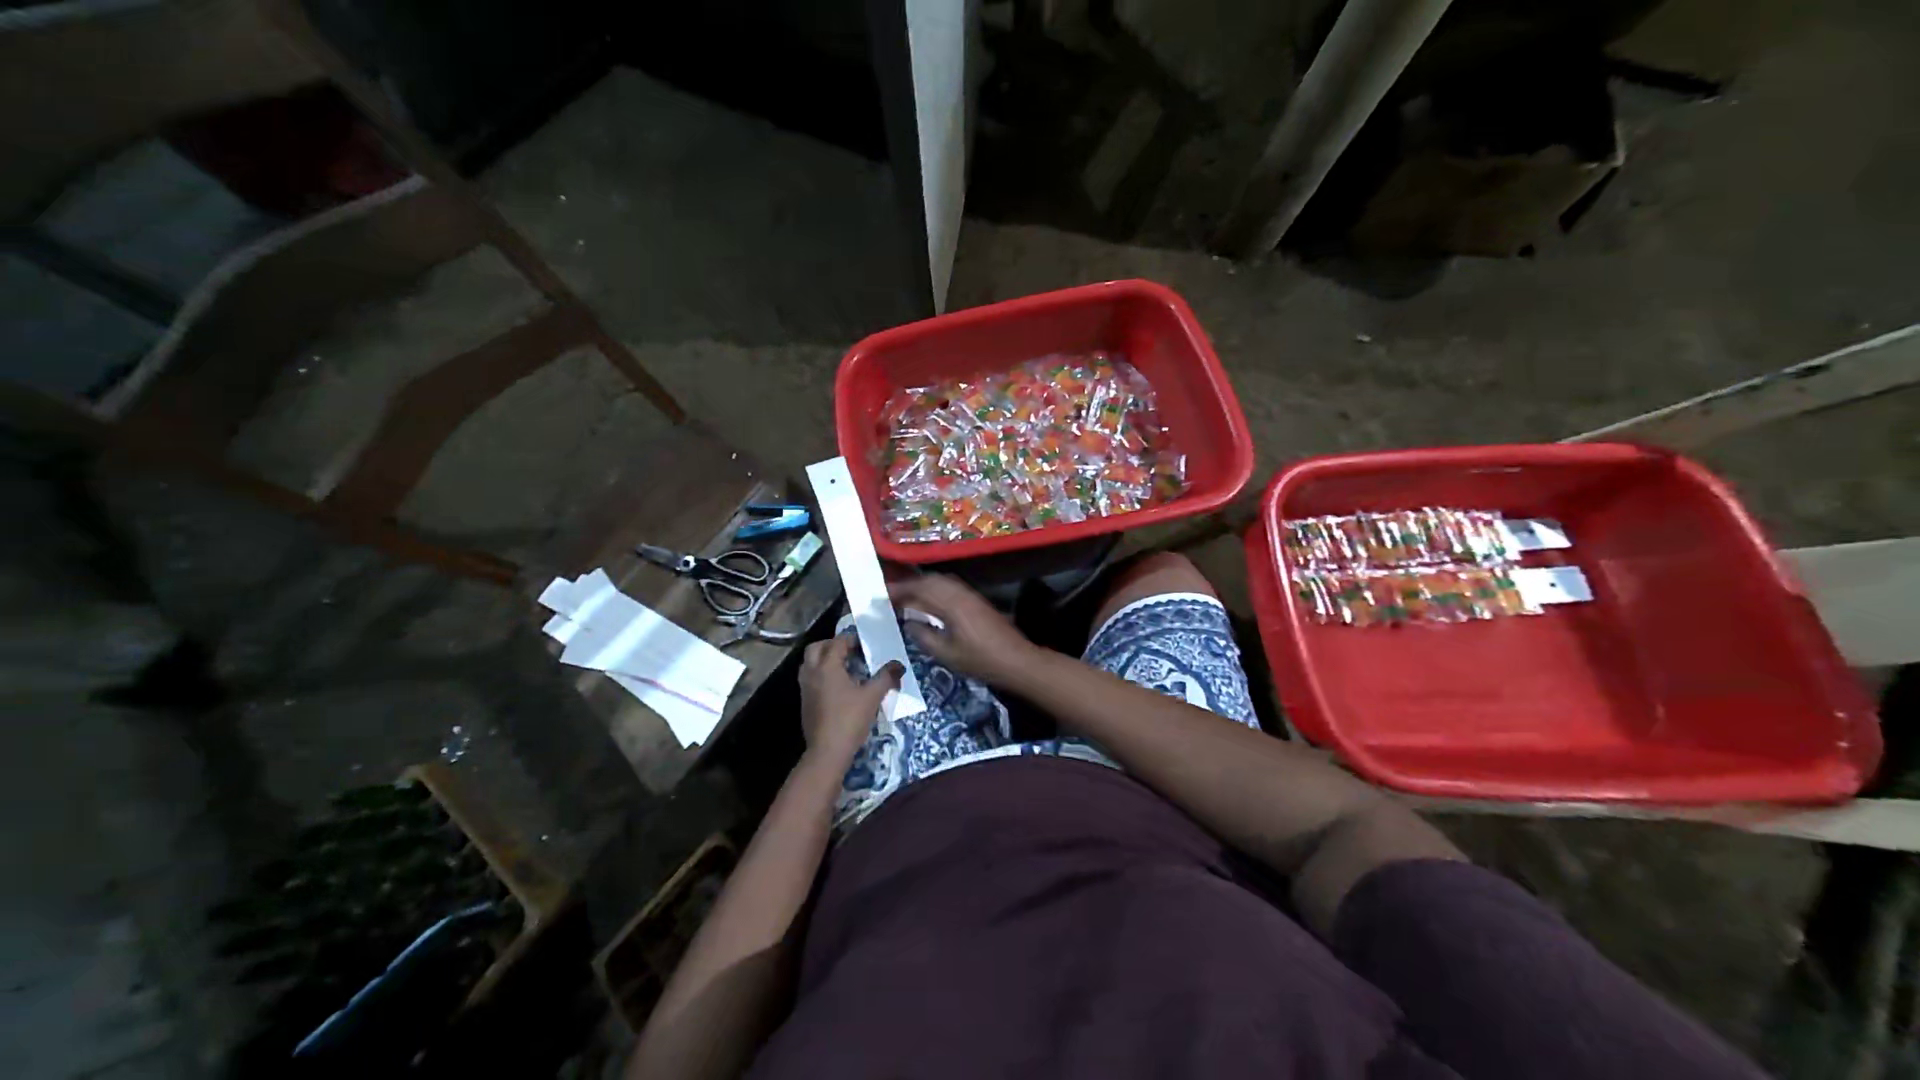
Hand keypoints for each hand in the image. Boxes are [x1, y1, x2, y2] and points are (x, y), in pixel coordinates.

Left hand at [799, 636, 902, 762]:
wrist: (827, 751)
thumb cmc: (850, 719)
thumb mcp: (872, 697)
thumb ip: (886, 677)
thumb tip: (899, 665)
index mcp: (827, 666)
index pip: (837, 642)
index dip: (852, 639)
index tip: (866, 643)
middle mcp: (811, 672)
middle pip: (817, 648)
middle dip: (833, 645)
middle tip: (851, 650)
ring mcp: (805, 688)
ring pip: (810, 663)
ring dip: (825, 659)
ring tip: (845, 666)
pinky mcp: (805, 701)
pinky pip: (811, 678)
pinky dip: (822, 674)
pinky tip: (839, 686)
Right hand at [888, 574, 1042, 685]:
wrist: (1016, 660)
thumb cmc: (980, 660)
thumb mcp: (946, 653)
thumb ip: (923, 635)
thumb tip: (909, 622)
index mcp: (951, 603)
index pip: (919, 589)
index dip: (899, 590)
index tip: (882, 595)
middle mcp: (960, 593)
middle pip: (930, 580)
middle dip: (909, 585)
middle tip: (891, 595)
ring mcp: (970, 595)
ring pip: (941, 582)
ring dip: (922, 586)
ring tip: (906, 599)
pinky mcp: (976, 602)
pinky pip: (950, 588)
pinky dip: (934, 591)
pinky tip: (928, 604)